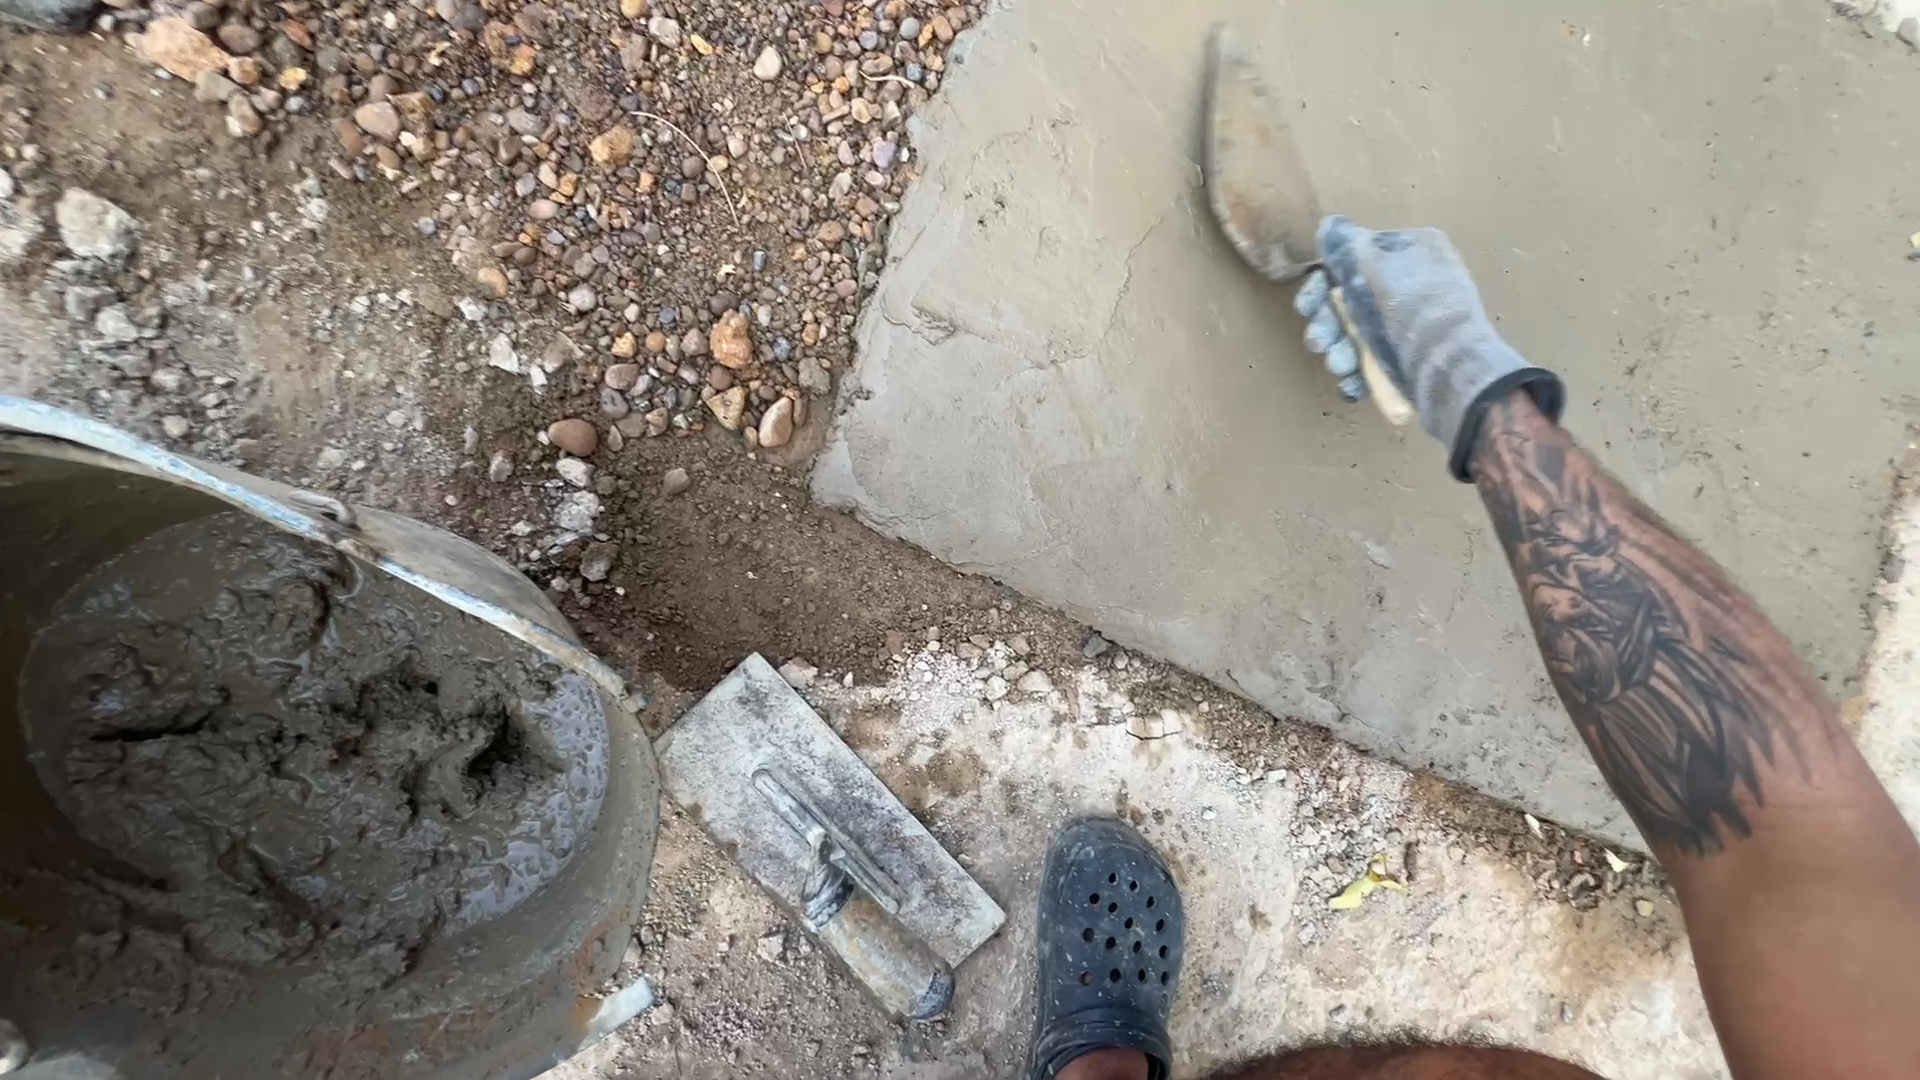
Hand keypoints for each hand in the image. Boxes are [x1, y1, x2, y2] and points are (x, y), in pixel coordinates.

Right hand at [1293, 215, 1564, 479]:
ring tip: (1343, 366)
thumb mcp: (1375, 265)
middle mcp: (1409, 285)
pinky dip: (1355, 377)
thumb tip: (1328, 224)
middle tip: (1322, 343)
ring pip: (1352, 339)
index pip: (1350, 264)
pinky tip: (1354, 384)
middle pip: (1345, 305)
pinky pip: (1368, 366)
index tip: (1308, 308)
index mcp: (1409, 254)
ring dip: (1338, 353)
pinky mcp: (1406, 360)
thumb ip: (1346, 244)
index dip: (1321, 287)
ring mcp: (1407, 326)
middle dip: (1327, 327)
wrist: (1449, 366)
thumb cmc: (1413, 309)